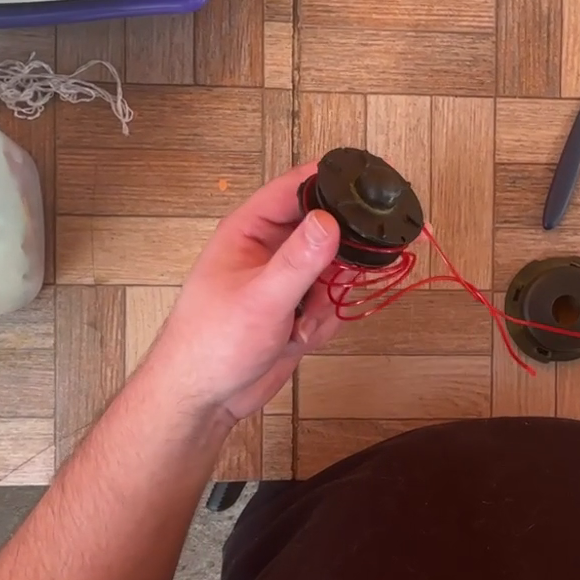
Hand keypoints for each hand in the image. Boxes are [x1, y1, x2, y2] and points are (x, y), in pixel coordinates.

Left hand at [135, 164, 342, 424]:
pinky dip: (324, 320)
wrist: (206, 399)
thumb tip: (329, 220)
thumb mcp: (261, 298)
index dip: (336, 180)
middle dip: (340, 258)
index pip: (298, 186)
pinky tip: (299, 336)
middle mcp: (270, 248)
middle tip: (338, 280)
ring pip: (334, 269)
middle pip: (327, 229)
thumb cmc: (212, 344)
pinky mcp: (297, 306)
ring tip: (304, 321)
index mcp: (251, 230)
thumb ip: (298, 259)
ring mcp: (285, 278)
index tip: (374, 184)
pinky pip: (331, 300)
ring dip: (330, 297)